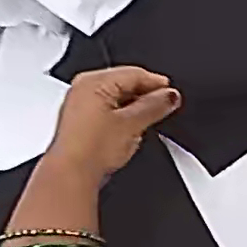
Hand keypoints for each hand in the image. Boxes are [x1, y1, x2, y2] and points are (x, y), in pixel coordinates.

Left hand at [43, 66, 180, 185]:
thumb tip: (170, 96)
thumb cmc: (91, 147)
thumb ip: (155, 106)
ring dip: (137, 107)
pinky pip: (109, 109)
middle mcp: (83, 88)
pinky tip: (132, 129)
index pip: (135, 73)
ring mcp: (81, 103)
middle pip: (125, 83)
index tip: (174, 95)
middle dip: (147, 96)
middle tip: (166, 107)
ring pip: (118, 97)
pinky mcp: (83, 120)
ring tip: (149, 121)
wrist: (73, 172)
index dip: (158, 84)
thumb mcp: (133, 123)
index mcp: (94, 81)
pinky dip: (124, 116)